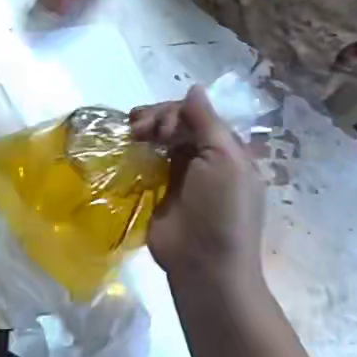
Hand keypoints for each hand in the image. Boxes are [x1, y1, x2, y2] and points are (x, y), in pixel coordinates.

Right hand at [134, 86, 265, 291]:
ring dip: (147, 130)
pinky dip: (138, 150)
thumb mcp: (224, 159)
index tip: (161, 125)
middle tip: (140, 127)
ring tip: (132, 133)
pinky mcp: (162, 191)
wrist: (205, 267)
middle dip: (159, 118)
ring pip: (163, 139)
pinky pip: (150, 161)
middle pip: (180, 123)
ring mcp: (184, 176)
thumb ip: (207, 122)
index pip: (201, 115)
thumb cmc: (222, 211)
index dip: (178, 111)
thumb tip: (194, 88)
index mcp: (229, 151)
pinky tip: (127, 147)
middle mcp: (207, 159)